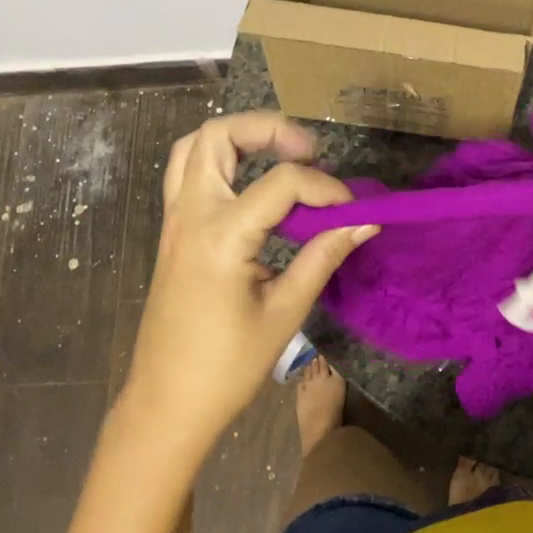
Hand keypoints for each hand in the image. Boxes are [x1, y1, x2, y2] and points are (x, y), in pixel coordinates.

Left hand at [123, 113, 375, 444]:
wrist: (167, 403)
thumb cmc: (228, 366)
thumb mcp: (285, 311)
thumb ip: (324, 256)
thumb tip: (365, 222)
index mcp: (221, 236)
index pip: (281, 182)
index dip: (326, 188)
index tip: (352, 210)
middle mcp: (190, 215)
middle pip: (218, 135)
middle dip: (268, 129)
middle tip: (308, 152)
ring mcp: (174, 221)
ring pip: (193, 147)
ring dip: (238, 139)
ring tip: (280, 157)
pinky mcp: (172, 234)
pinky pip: (187, 174)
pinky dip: (220, 162)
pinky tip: (253, 187)